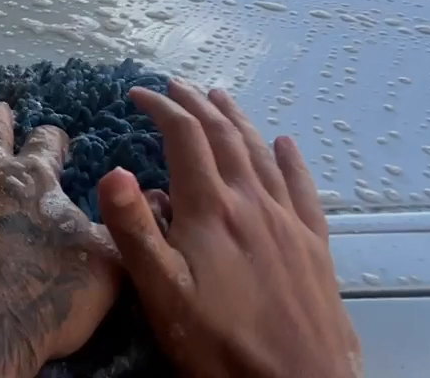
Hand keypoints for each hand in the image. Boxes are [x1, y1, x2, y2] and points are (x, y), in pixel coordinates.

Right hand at [97, 79, 361, 377]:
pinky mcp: (316, 250)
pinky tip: (286, 144)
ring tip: (218, 96)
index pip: (183, 136)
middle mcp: (252, 204)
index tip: (136, 94)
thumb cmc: (219, 345)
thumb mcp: (161, 291)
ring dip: (236, 119)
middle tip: (173, 85)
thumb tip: (113, 170)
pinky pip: (303, 191)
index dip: (159, 107)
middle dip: (195, 104)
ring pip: (261, 153)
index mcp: (211, 209)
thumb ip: (134, 229)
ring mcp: (288, 225)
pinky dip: (291, 161)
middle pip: (223, 135)